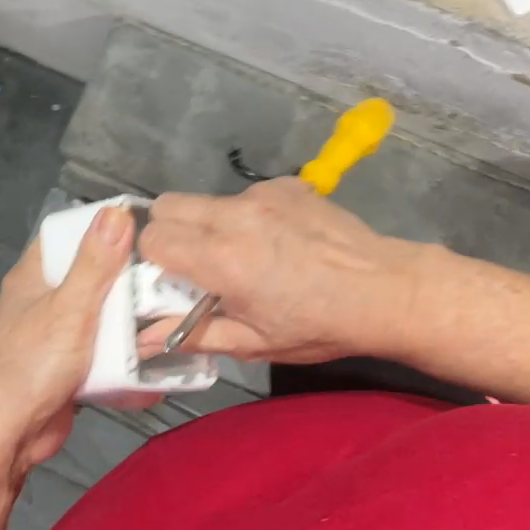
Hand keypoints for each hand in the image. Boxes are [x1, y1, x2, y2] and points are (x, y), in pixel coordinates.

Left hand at [0, 206, 155, 476]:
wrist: (5, 436)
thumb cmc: (30, 364)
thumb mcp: (68, 308)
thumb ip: (95, 264)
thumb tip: (117, 211)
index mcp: (35, 276)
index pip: (69, 235)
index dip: (104, 227)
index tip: (149, 228)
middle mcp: (43, 301)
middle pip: (93, 278)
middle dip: (130, 281)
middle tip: (176, 278)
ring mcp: (55, 338)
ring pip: (102, 320)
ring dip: (132, 325)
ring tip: (177, 318)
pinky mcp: (67, 370)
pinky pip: (103, 357)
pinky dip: (126, 362)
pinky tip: (160, 365)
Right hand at [136, 178, 427, 363]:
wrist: (385, 290)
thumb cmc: (319, 326)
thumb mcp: (255, 344)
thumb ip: (195, 335)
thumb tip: (143, 339)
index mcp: (222, 258)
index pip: (153, 237)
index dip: (154, 261)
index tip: (173, 282)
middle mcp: (235, 216)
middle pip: (168, 205)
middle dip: (169, 233)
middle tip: (196, 267)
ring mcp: (263, 194)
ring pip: (206, 201)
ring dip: (208, 226)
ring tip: (245, 256)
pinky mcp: (286, 185)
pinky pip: (244, 195)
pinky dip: (245, 216)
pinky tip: (276, 241)